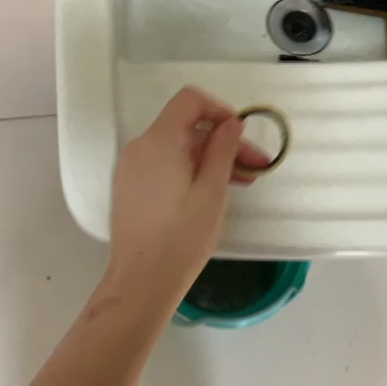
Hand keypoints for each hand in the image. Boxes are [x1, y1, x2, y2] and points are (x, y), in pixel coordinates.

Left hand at [103, 88, 269, 305]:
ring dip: (210, 157)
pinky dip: (190, 169)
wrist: (140, 285)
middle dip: (222, 140)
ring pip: (178, 146)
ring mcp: (132, 167)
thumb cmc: (181, 238)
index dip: (219, 110)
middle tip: (255, 165)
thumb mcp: (212, 191)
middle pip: (187, 126)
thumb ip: (223, 149)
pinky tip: (213, 191)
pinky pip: (164, 163)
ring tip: (242, 181)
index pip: (190, 100)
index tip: (241, 135)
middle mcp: (140, 146)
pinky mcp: (131, 187)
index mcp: (159, 141)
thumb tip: (232, 122)